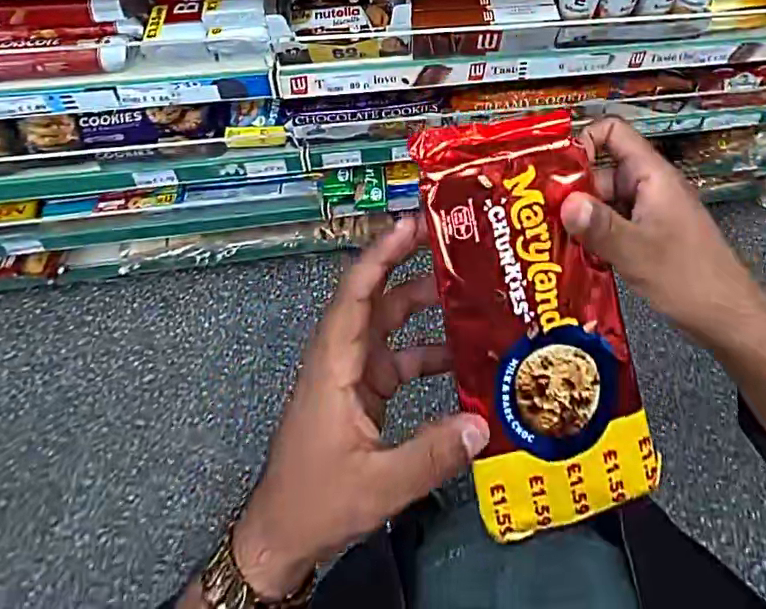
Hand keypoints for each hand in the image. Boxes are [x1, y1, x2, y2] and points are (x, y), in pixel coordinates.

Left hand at [206, 216, 489, 600]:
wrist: (280, 539)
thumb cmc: (316, 503)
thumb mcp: (378, 485)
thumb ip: (432, 455)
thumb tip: (484, 424)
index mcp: (335, 366)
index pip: (356, 295)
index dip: (382, 255)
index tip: (412, 225)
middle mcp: (343, 358)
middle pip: (377, 297)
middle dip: (410, 264)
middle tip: (453, 243)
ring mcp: (354, 373)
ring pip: (392, 324)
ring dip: (426, 307)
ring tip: (471, 293)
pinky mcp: (365, 391)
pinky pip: (402, 355)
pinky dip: (431, 349)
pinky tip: (464, 356)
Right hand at [564, 118, 765, 446]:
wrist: (728, 316)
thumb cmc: (689, 277)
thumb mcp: (636, 251)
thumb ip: (599, 226)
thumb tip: (564, 202)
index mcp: (651, 175)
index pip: (613, 132)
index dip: (582, 140)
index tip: (554, 169)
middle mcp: (649, 187)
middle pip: (601, 170)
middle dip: (570, 188)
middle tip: (536, 213)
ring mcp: (649, 212)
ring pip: (604, 201)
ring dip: (580, 217)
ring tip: (547, 237)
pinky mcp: (648, 236)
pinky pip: (613, 224)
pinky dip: (594, 235)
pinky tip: (573, 256)